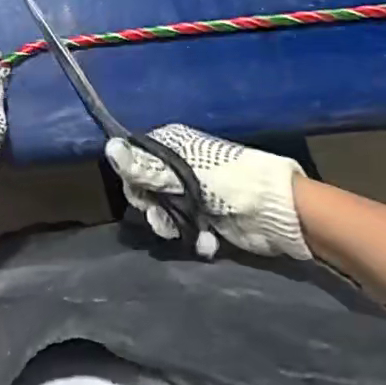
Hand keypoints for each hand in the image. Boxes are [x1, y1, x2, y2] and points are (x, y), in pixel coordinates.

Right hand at [105, 124, 309, 259]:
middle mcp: (178, 164)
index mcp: (172, 144)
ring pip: (159, 206)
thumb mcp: (180, 173)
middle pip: (144, 184)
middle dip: (149, 203)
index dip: (131, 176)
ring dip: (165, 221)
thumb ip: (142, 166)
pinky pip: (181, 222)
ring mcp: (192, 190)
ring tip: (179, 231)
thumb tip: (108, 146)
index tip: (140, 192)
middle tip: (160, 214)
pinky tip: (201, 239)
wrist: (277, 213)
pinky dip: (187, 232)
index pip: (133, 157)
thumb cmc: (228, 183)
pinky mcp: (204, 214)